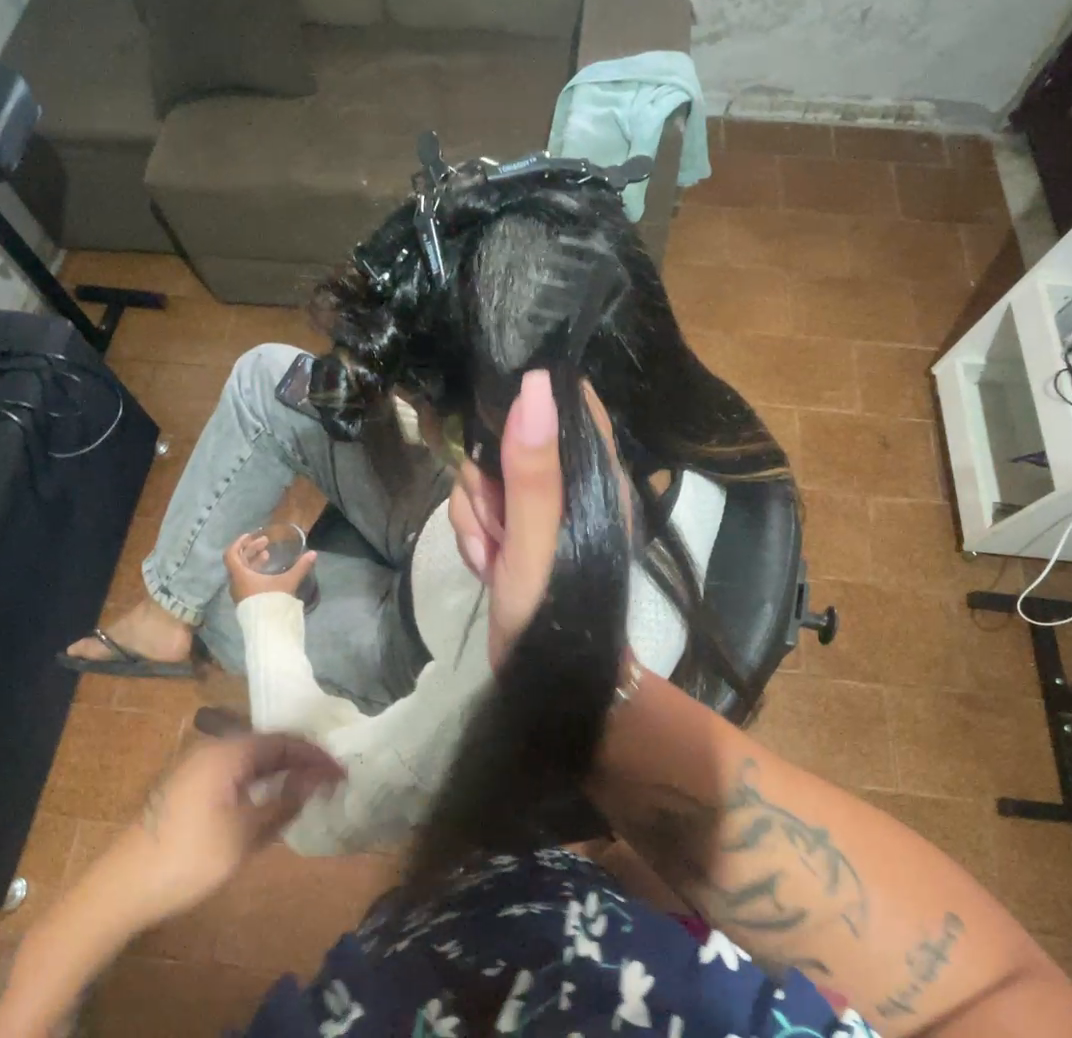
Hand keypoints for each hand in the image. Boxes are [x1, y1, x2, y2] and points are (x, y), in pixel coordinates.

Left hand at [124, 734, 343, 916]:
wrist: (119, 890)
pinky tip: (269, 802)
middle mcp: (210, 749)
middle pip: (266, 745)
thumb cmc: (187, 859)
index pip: (283, 741)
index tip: (342, 774)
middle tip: (329, 781)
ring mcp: (194, 767)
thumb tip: (316, 781)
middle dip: (299, 761)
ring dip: (279, 772)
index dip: (315, 756)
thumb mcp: (244, 835)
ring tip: (307, 791)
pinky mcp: (185, 786)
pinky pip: (233, 772)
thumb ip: (283, 803)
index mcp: (226, 752)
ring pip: (249, 760)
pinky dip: (257, 782)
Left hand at [224, 533, 317, 602]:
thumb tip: (313, 553)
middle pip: (238, 561)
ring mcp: (240, 594)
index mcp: (241, 575)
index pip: (231, 554)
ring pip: (242, 572)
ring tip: (268, 556)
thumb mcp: (287, 582)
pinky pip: (245, 581)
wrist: (268, 629)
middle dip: (252, 550)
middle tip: (266, 544)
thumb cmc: (272, 602)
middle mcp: (236, 583)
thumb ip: (300, 567)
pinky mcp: (245, 601)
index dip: (239, 542)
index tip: (251, 536)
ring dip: (253, 562)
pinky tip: (267, 574)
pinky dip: (254, 573)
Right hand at [447, 370, 565, 666]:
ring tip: (494, 557)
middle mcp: (570, 485)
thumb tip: (535, 384)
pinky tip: (488, 567)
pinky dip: (476, 537)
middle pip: (511, 440)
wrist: (546, 686)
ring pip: (487, 476)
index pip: (569, 405)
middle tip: (497, 523)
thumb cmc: (556, 616)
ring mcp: (542, 510)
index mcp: (595, 477)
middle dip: (488, 481)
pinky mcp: (518, 532)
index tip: (496, 438)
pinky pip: (479, 510)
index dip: (526, 406)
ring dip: (479, 516)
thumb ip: (534, 471)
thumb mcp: (538, 543)